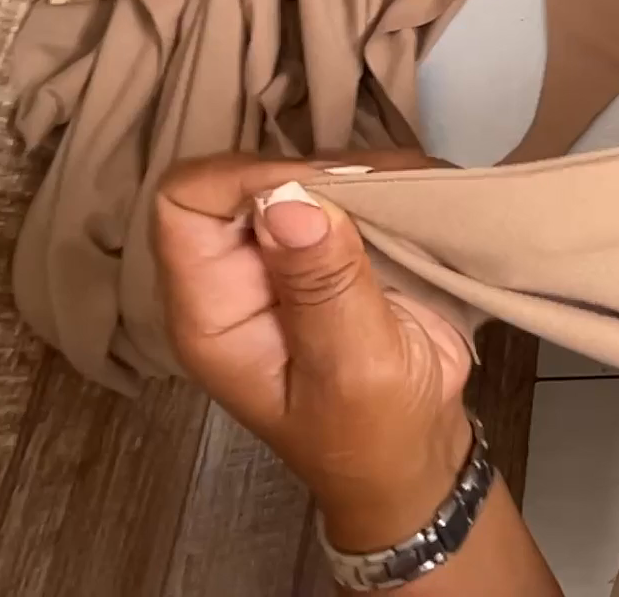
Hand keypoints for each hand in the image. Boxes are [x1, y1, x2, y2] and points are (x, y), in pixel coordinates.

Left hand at [154, 151, 474, 551]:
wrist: (420, 444)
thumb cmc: (374, 426)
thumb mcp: (352, 368)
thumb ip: (322, 288)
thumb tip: (288, 201)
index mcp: (216, 307)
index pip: (189, 204)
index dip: (250, 181)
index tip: (330, 194)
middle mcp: (247, 271)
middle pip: (255, 178)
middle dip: (327, 174)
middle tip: (396, 198)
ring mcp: (300, 256)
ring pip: (315, 174)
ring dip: (372, 175)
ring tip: (421, 202)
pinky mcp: (348, 248)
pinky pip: (362, 189)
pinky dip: (398, 182)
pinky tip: (429, 203)